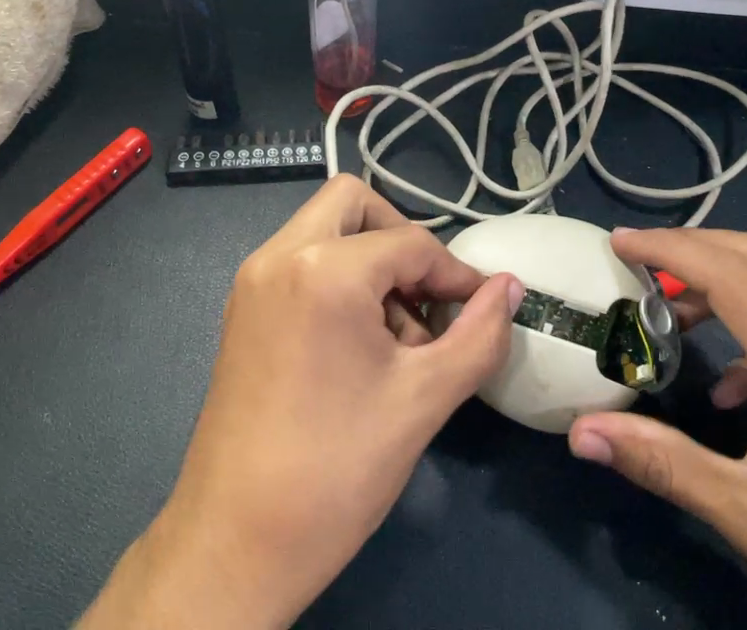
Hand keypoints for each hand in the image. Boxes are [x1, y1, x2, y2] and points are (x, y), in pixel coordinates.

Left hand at [82, 175, 522, 628]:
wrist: (236, 542)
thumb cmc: (338, 467)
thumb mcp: (425, 397)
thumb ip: (480, 333)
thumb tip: (510, 288)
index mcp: (323, 268)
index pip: (410, 242)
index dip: (456, 275)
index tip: (482, 310)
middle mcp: (278, 257)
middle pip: (353, 203)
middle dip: (401, 241)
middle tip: (428, 299)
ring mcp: (252, 283)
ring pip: (324, 231)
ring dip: (370, 263)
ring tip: (399, 339)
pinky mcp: (241, 312)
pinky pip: (300, 264)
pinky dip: (338, 281)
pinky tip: (361, 349)